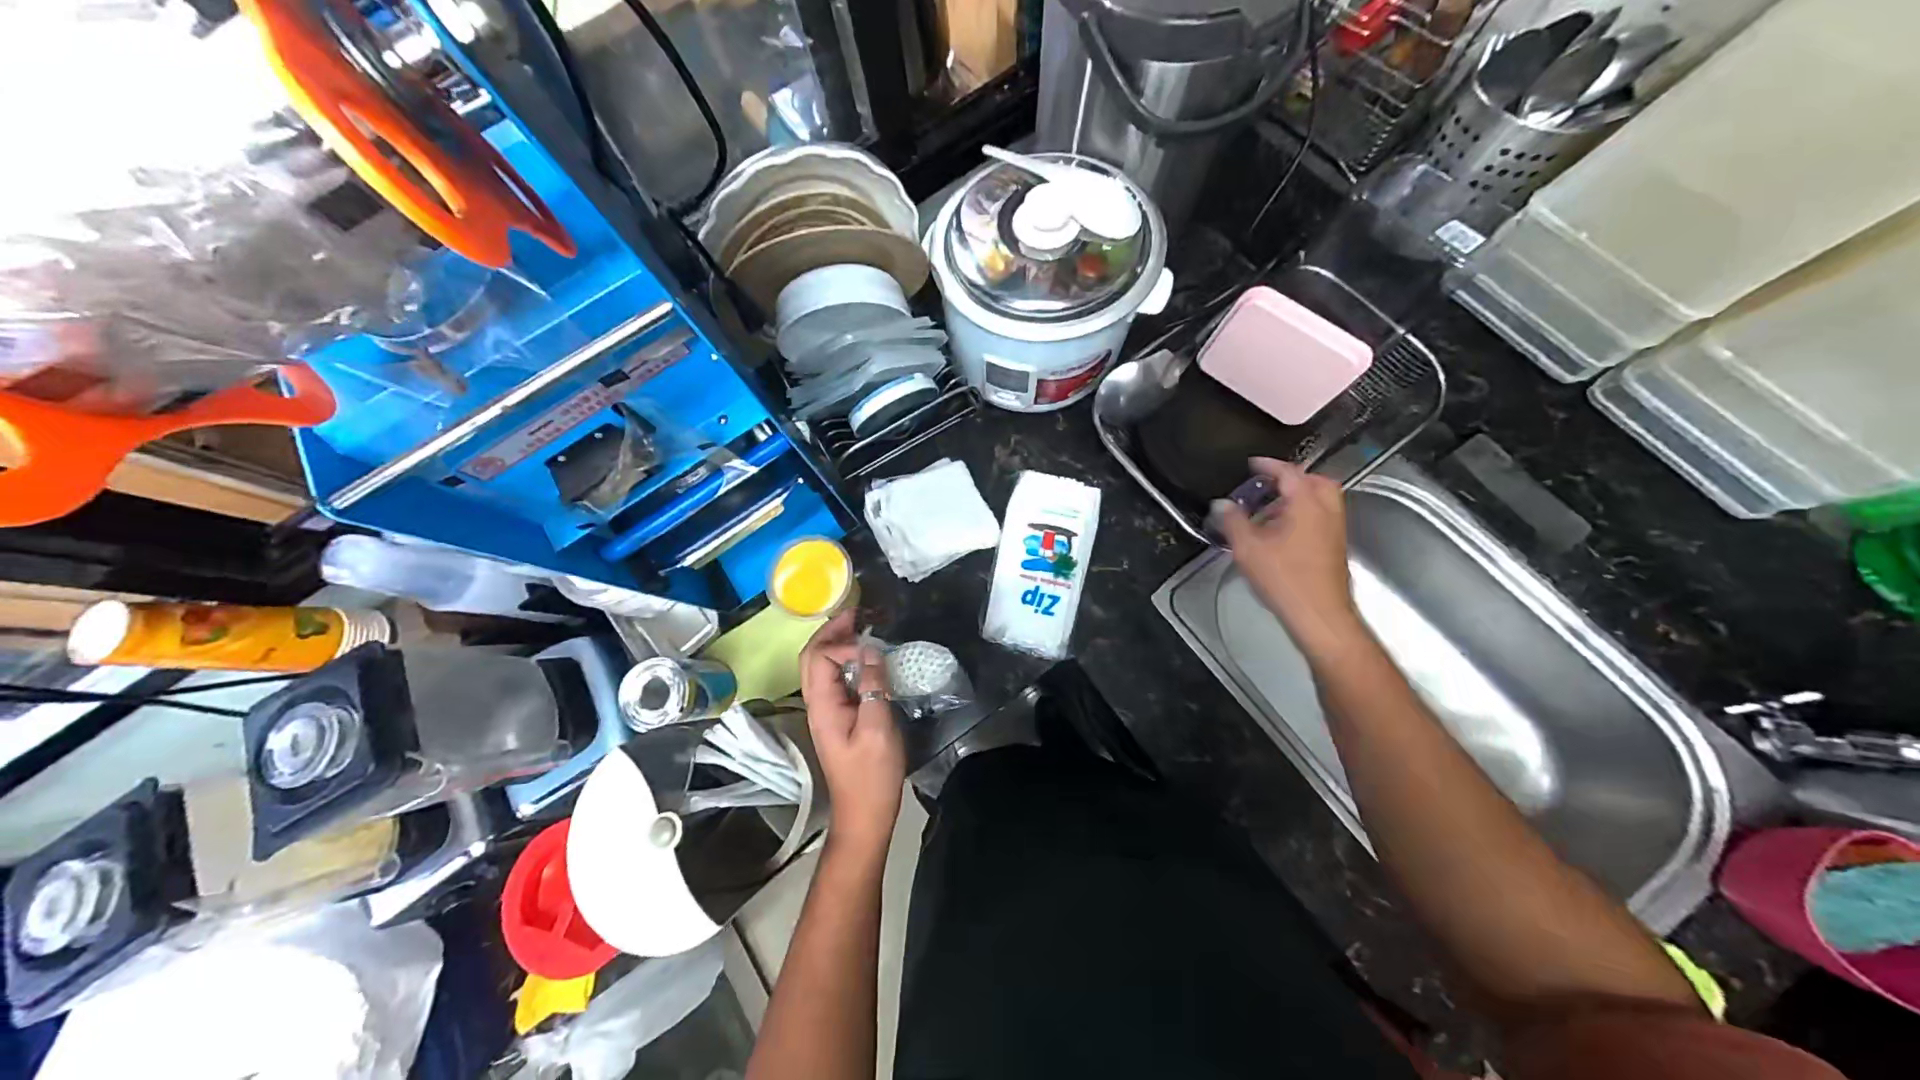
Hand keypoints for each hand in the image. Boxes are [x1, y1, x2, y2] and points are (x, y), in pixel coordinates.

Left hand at [799, 611, 905, 850]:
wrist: (864, 815)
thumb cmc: (872, 776)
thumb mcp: (878, 729)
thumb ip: (874, 687)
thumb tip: (871, 650)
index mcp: (822, 706)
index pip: (821, 658)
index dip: (844, 644)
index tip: (873, 648)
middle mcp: (817, 704)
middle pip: (812, 657)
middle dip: (831, 631)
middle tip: (857, 613)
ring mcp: (826, 712)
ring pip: (821, 667)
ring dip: (836, 643)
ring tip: (860, 627)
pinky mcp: (837, 718)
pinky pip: (834, 680)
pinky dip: (846, 661)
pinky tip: (866, 659)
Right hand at [1214, 458, 1364, 654]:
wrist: (1319, 614)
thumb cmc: (1286, 579)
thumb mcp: (1247, 547)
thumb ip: (1232, 521)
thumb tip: (1222, 505)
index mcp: (1307, 504)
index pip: (1289, 472)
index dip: (1269, 465)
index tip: (1254, 464)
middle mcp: (1327, 511)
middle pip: (1314, 481)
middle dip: (1291, 479)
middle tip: (1268, 484)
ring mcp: (1335, 530)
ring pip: (1321, 500)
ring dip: (1298, 497)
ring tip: (1271, 509)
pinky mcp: (1335, 547)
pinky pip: (1321, 517)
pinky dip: (1304, 514)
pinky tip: (1282, 532)